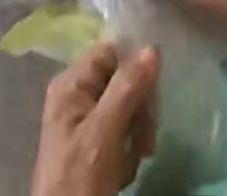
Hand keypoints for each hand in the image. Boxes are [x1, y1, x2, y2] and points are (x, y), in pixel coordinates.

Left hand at [32, 40, 159, 195]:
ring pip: (130, 106)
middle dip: (140, 108)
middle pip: (125, 79)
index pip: (111, 52)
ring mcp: (88, 119)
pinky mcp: (97, 143)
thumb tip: (152, 48)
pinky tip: (126, 168)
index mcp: (72, 83)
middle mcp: (79, 94)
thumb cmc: (78, 179)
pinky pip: (126, 130)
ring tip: (135, 156)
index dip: (135, 64)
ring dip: (139, 131)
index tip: (154, 88)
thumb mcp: (103, 133)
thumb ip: (126, 89)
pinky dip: (131, 148)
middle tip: (145, 137)